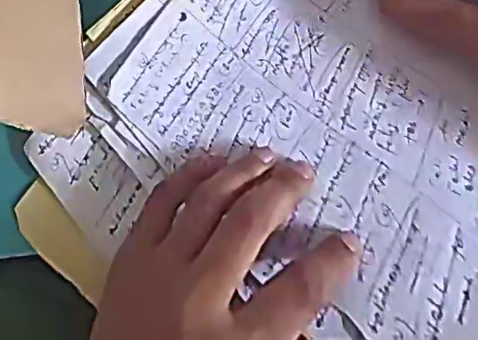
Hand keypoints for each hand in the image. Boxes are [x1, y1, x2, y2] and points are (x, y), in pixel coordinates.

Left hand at [91, 149, 358, 339]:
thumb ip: (277, 339)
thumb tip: (307, 304)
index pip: (297, 294)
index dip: (328, 262)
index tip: (346, 240)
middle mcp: (197, 300)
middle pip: (249, 226)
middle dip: (283, 192)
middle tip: (303, 174)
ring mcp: (160, 271)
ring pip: (208, 201)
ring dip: (241, 172)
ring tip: (266, 157)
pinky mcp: (130, 256)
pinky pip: (163, 200)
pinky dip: (190, 174)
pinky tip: (212, 161)